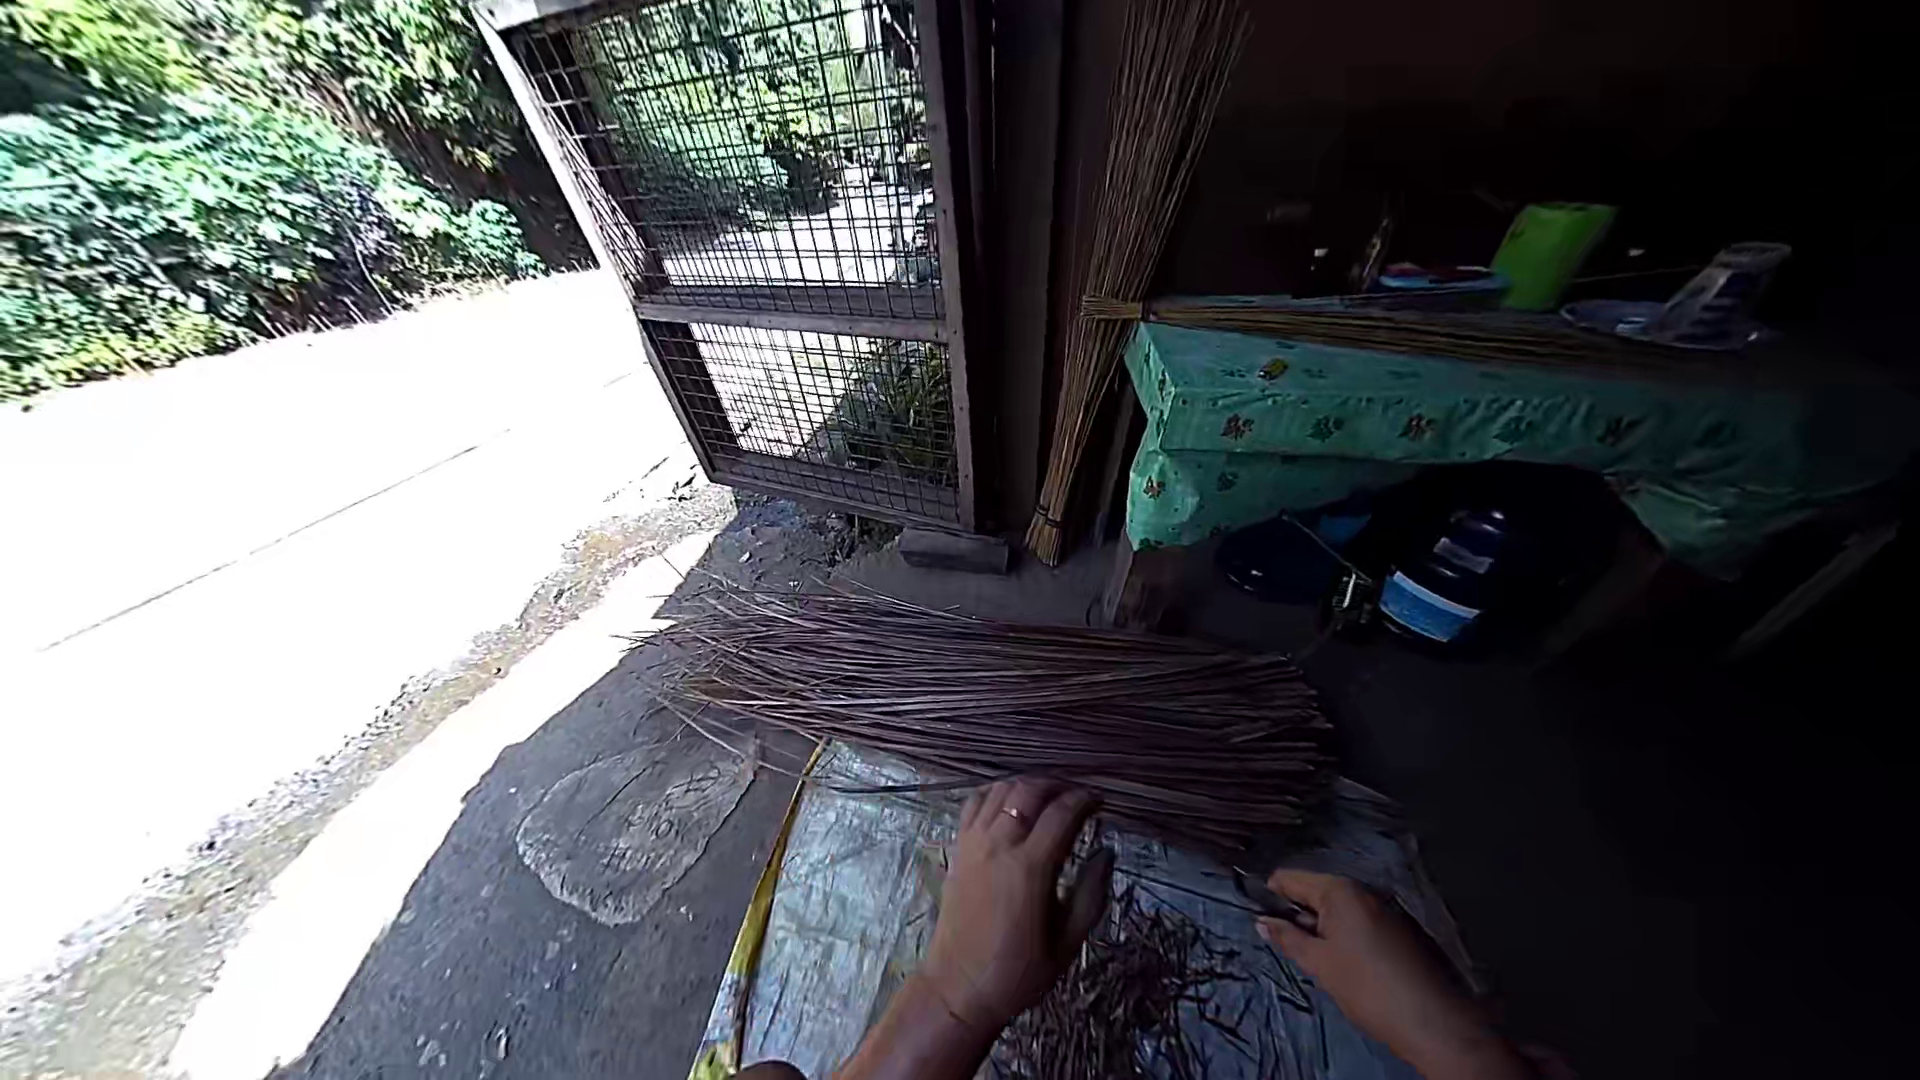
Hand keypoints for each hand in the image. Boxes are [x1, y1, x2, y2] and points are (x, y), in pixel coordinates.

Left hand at [919, 778, 1114, 1033]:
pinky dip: (996, 790)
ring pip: (1002, 789)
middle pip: (1030, 791)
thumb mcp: (1067, 943)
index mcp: (1029, 868)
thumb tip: (1107, 852)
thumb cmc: (1018, 972)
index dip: (1084, 799)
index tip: (1099, 800)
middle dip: (1058, 784)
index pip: (1061, 814)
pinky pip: (976, 800)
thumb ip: (1091, 894)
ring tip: (1049, 794)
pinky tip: (1011, 799)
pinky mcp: (959, 845)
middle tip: (1077, 794)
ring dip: (1028, 784)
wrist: (959, 986)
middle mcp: (999, 844)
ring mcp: (974, 841)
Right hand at [1259, 870, 1531, 1079]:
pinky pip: (1366, 921)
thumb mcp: (1319, 964)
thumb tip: (1261, 921)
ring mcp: (1391, 908)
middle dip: (1303, 915)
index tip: (1264, 918)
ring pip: (1343, 909)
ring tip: (1327, 959)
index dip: (1271, 896)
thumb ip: (1287, 938)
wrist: (1441, 1028)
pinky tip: (1358, 965)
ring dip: (1328, 926)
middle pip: (1318, 892)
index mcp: (1340, 889)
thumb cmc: (1369, 988)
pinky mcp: (1409, 930)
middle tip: (1297, 946)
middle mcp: (1365, 889)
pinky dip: (1353, 935)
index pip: (1290, 879)